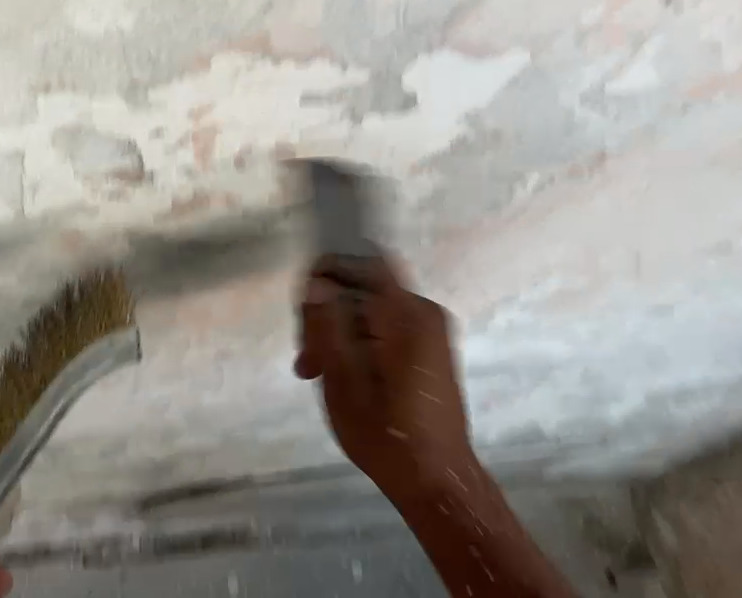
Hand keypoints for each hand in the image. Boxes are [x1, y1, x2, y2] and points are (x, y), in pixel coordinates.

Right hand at [293, 254, 474, 496]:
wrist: (437, 483)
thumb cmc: (386, 433)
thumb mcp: (341, 377)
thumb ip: (326, 323)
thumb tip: (314, 282)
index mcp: (406, 313)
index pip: (364, 258)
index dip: (328, 266)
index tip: (303, 301)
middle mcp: (422, 312)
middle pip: (360, 285)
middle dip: (325, 312)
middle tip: (306, 354)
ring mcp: (428, 330)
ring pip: (366, 307)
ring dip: (336, 331)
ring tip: (315, 370)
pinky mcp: (428, 348)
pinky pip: (381, 324)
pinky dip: (356, 341)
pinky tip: (338, 374)